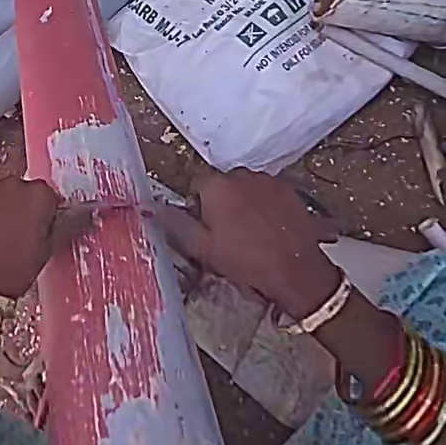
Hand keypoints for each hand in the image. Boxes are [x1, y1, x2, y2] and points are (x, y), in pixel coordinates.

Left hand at [0, 177, 67, 299]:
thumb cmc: (13, 271)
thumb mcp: (47, 250)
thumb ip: (68, 224)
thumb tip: (90, 212)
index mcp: (40, 195)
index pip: (47, 196)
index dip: (42, 214)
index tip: (35, 231)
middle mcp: (14, 183)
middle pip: (21, 190)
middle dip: (19, 206)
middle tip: (13, 235)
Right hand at [150, 170, 342, 317]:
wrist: (296, 270)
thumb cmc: (246, 261)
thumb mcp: (203, 248)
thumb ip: (175, 223)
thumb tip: (148, 207)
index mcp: (216, 186)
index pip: (197, 185)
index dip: (200, 208)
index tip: (208, 229)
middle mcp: (241, 174)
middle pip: (223, 185)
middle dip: (223, 204)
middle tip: (229, 235)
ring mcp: (267, 180)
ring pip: (246, 188)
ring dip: (245, 204)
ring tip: (253, 234)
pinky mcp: (288, 188)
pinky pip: (268, 192)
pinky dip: (266, 205)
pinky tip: (271, 229)